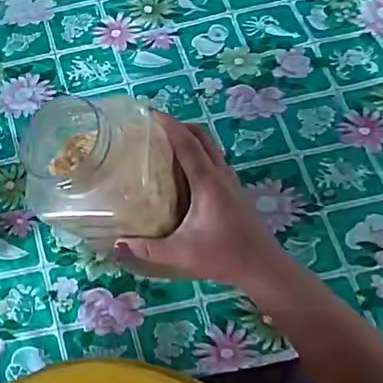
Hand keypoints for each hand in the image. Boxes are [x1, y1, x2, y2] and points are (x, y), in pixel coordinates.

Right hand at [116, 112, 309, 301]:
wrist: (265, 268)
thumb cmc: (225, 256)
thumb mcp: (181, 253)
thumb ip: (147, 248)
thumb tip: (116, 244)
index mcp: (207, 182)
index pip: (187, 143)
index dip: (168, 125)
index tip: (148, 113)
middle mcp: (220, 175)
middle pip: (201, 136)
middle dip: (178, 125)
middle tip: (153, 127)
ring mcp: (230, 182)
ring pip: (210, 146)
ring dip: (189, 138)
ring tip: (164, 144)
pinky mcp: (233, 191)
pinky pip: (213, 160)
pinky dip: (197, 153)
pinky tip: (182, 171)